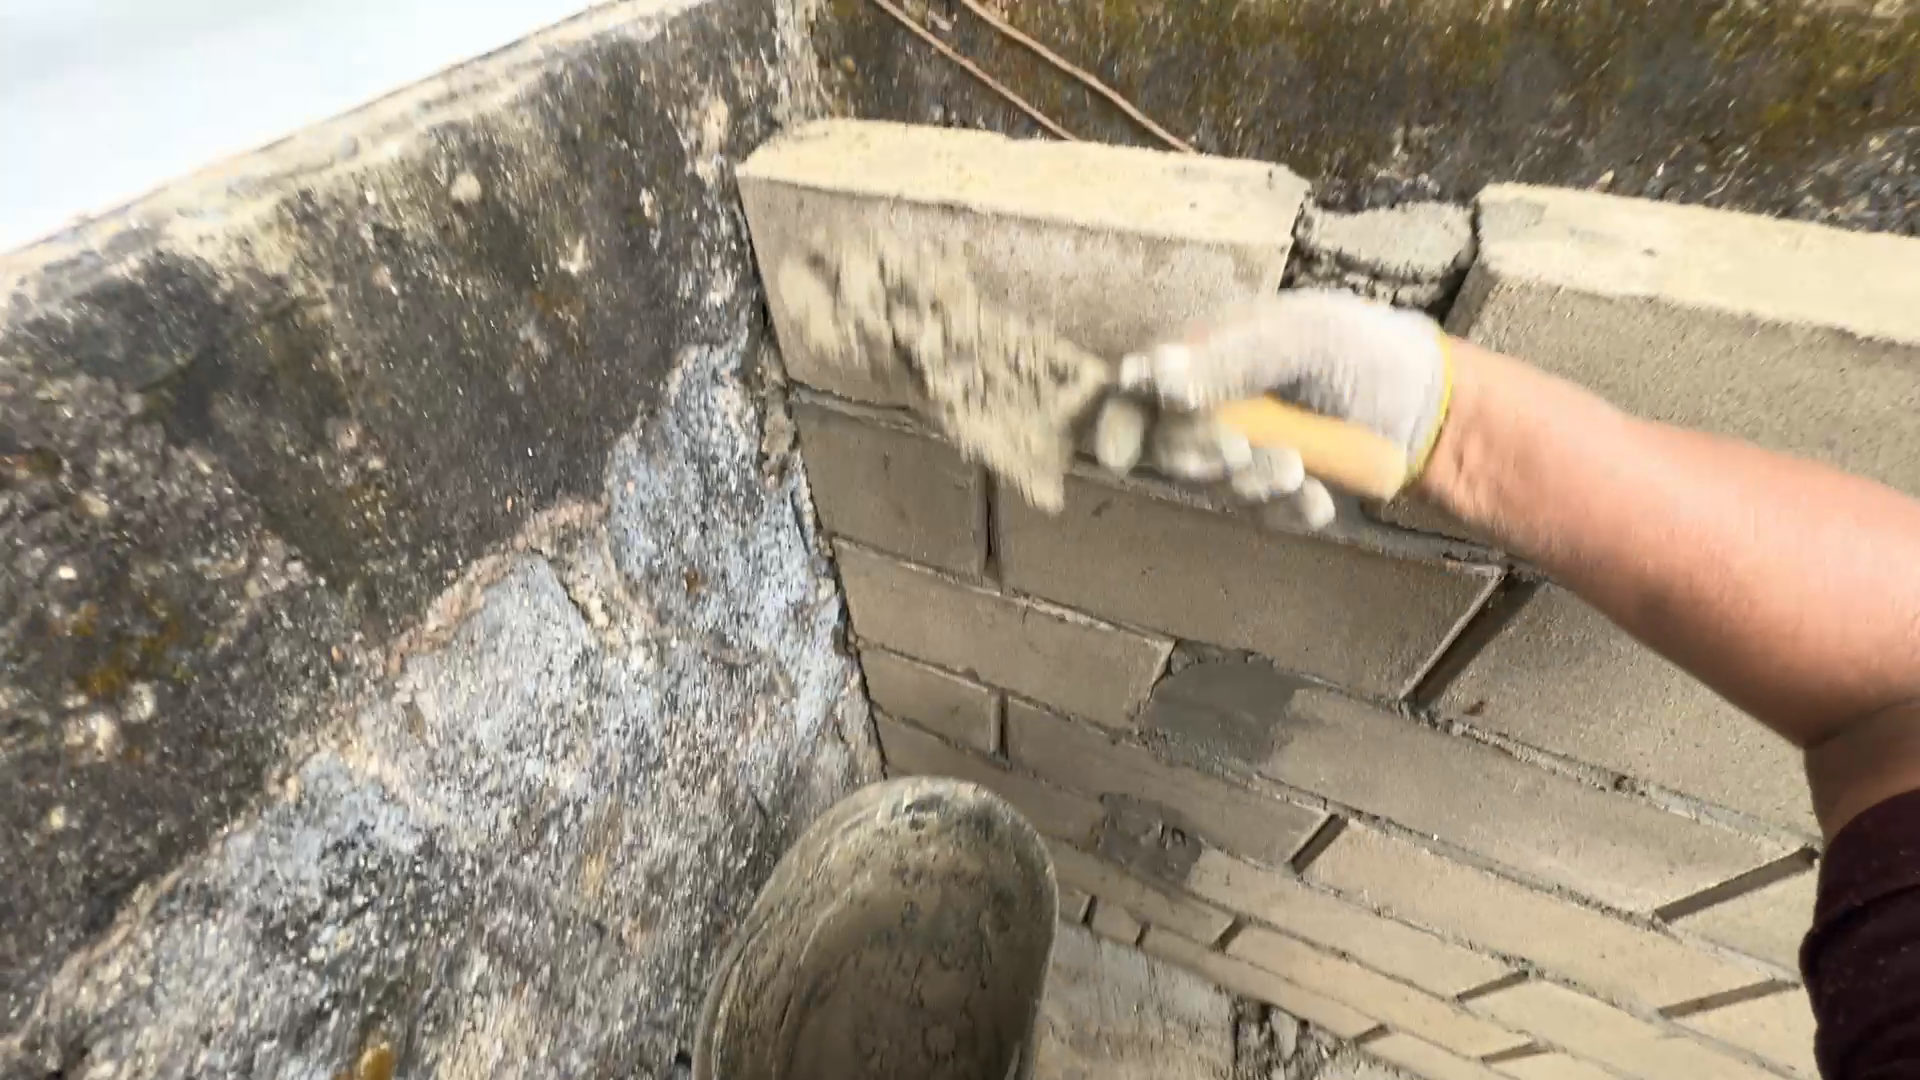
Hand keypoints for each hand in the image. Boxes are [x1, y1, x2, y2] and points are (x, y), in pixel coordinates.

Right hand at [1093, 289, 1452, 528]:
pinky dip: (1285, 511)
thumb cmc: (1362, 352)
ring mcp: (1236, 455)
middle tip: (1240, 451)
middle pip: (1165, 448)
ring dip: (1249, 483)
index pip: (1135, 393)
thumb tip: (1155, 378)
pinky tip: (1318, 499)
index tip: (1120, 455)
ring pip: (1209, 487)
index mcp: (1204, 359)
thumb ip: (1229, 356)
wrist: (1427, 407)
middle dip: (1200, 455)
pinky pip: (1256, 516)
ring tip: (1297, 470)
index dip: (1118, 423)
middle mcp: (1209, 409)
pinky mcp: (1267, 494)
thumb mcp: (1303, 336)